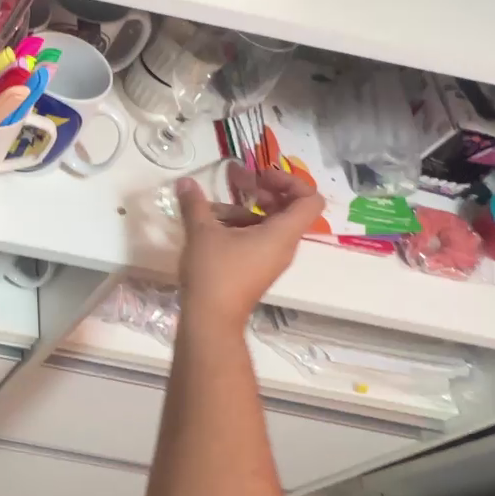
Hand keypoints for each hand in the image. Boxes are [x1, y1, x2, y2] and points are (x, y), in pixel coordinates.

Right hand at [176, 167, 322, 329]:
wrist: (210, 318)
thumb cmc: (214, 272)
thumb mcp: (202, 233)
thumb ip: (195, 205)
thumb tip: (185, 182)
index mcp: (282, 233)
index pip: (309, 199)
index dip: (289, 181)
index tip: (260, 177)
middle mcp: (284, 246)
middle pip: (288, 209)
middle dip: (262, 191)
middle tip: (236, 182)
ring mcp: (271, 260)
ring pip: (268, 226)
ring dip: (245, 211)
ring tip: (213, 208)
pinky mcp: (256, 271)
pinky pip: (257, 241)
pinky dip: (240, 228)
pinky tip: (211, 229)